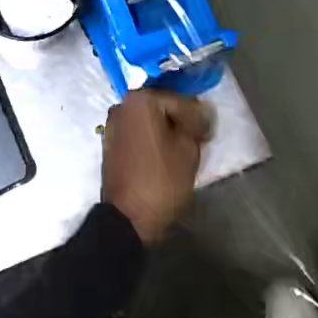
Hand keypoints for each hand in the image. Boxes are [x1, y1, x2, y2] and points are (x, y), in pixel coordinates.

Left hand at [102, 89, 212, 244]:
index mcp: (140, 100)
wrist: (128, 216)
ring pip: (148, 119)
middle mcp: (122, 104)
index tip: (207, 137)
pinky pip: (136, 131)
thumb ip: (195, 124)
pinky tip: (164, 154)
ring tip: (182, 149)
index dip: (198, 118)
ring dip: (165, 129)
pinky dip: (151, 137)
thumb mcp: (188, 150)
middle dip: (180, 121)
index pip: (180, 101)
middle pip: (161, 106)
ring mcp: (113, 122)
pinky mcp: (110, 140)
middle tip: (198, 141)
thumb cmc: (161, 180)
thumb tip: (199, 112)